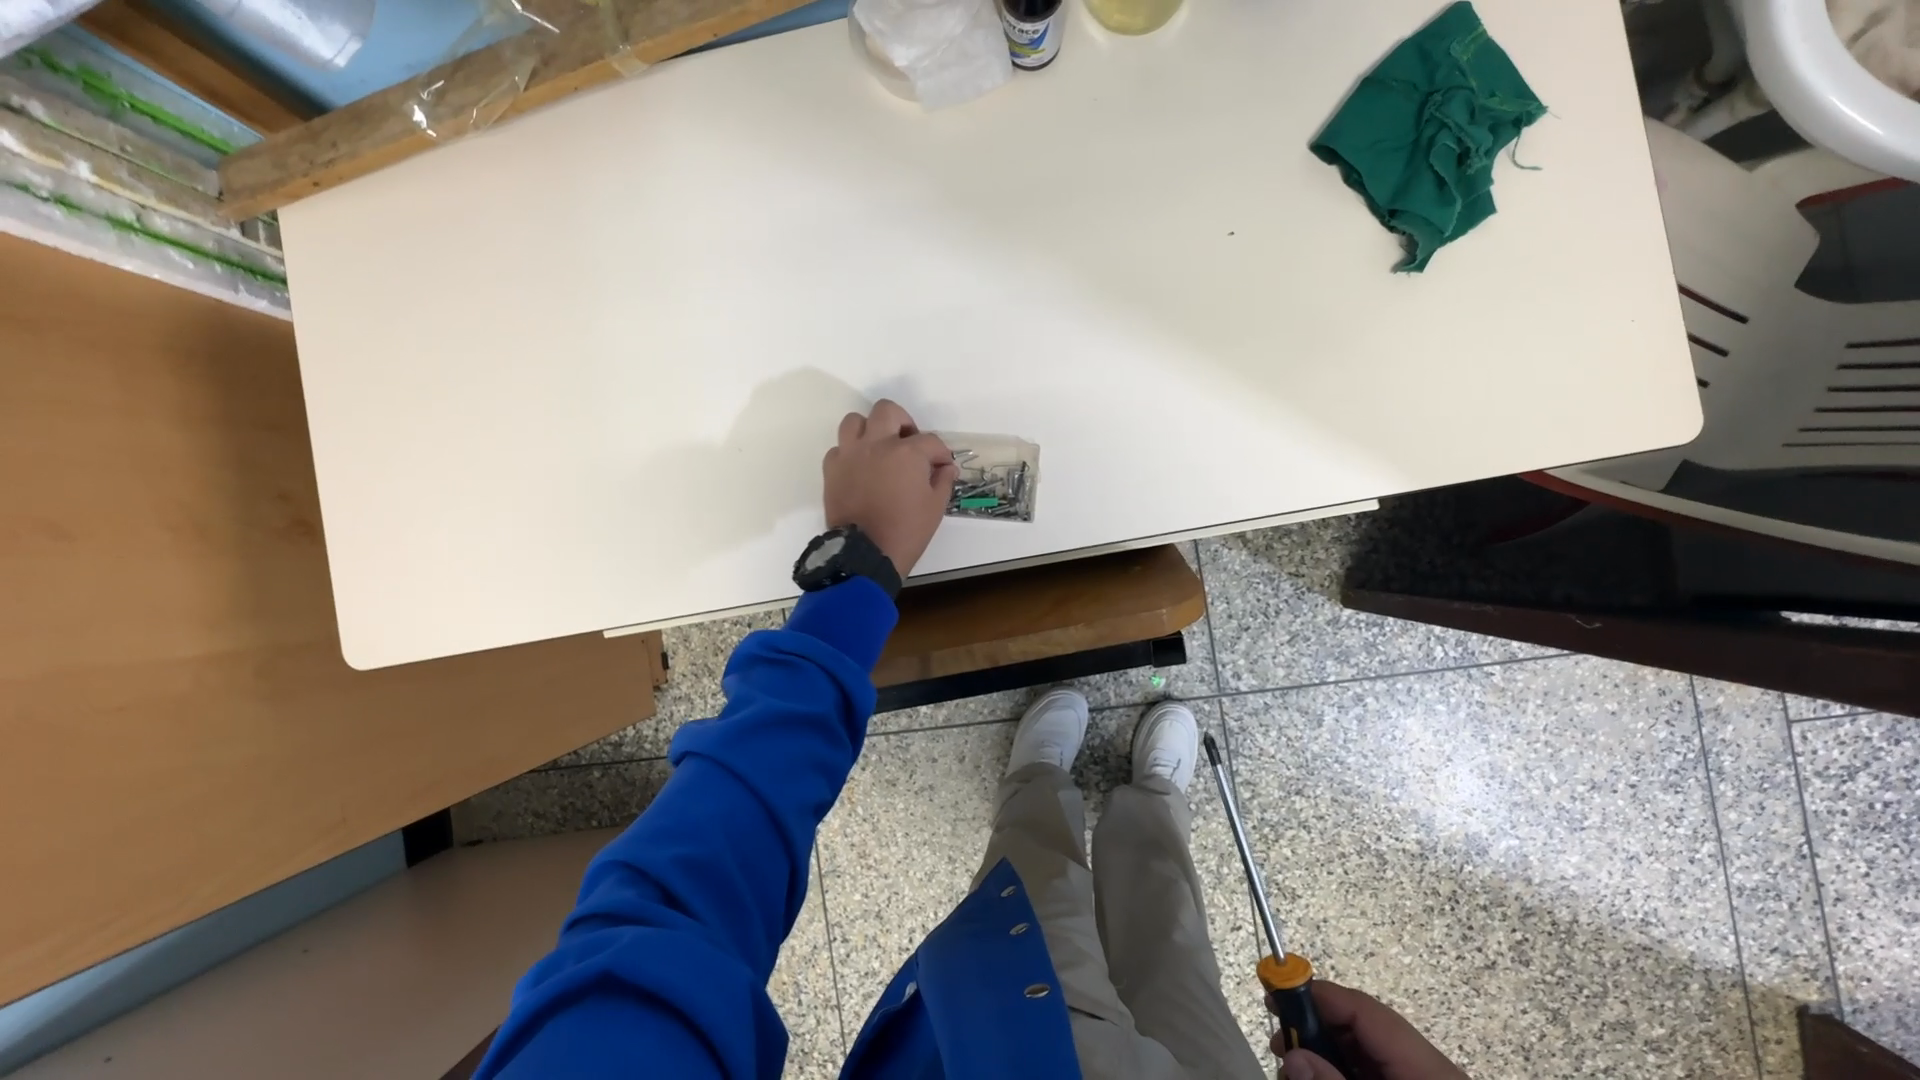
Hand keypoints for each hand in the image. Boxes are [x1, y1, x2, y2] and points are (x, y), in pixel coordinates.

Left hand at [823, 399, 956, 577]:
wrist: (865, 554)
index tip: (942, 466)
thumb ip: (942, 481)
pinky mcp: (831, 469)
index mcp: (906, 452)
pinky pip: (839, 448)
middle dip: (903, 422)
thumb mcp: (935, 508)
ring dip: (869, 429)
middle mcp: (876, 444)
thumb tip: (946, 468)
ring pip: (855, 421)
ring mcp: (850, 454)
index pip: (930, 441)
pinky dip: (850, 453)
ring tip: (879, 447)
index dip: (940, 454)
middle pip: (888, 411)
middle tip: (908, 442)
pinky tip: (860, 468)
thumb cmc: (906, 531)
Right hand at [1272, 981, 1466, 1079]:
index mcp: (1429, 1066)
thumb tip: (1292, 1055)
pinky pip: (1375, 1069)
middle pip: (1364, 1027)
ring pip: (1366, 1050)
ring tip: (1292, 1069)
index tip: (1275, 988)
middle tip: (1278, 1042)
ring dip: (1325, 1053)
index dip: (1319, 995)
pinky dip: (1343, 1071)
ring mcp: (1423, 1078)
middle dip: (1316, 1030)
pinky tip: (1319, 1078)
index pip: (1366, 1010)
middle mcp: (1430, 1066)